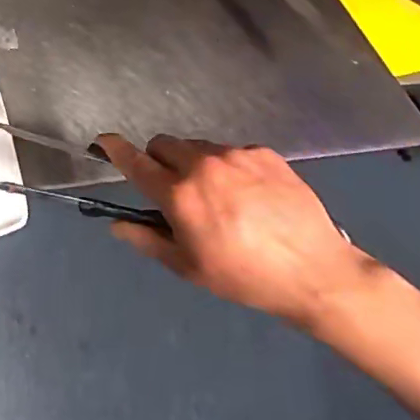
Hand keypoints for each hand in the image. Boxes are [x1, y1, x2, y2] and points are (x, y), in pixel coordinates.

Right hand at [95, 134, 378, 329]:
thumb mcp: (188, 267)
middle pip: (163, 144)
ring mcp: (236, 155)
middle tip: (174, 189)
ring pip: (198, 146)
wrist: (316, 273)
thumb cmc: (244, 276)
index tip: (103, 142)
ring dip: (194, 163)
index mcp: (180, 194)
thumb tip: (117, 224)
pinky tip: (249, 195)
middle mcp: (203, 165)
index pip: (135, 162)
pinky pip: (232, 151)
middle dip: (159, 160)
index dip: (114, 149)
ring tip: (218, 196)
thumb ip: (147, 240)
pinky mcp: (264, 153)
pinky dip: (228, 167)